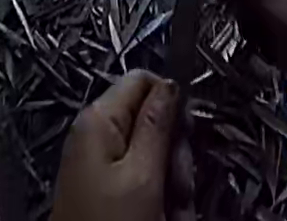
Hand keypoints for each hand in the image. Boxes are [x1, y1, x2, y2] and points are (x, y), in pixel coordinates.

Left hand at [52, 70, 192, 220]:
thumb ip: (158, 124)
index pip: (142, 80)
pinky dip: (159, 201)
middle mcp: (97, 136)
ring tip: (175, 213)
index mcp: (99, 119)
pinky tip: (165, 219)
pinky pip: (143, 183)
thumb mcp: (143, 176)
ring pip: (153, 156)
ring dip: (172, 183)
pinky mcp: (105, 195)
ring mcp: (100, 167)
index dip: (171, 99)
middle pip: (151, 120)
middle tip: (180, 188)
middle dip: (174, 153)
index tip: (189, 132)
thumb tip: (170, 82)